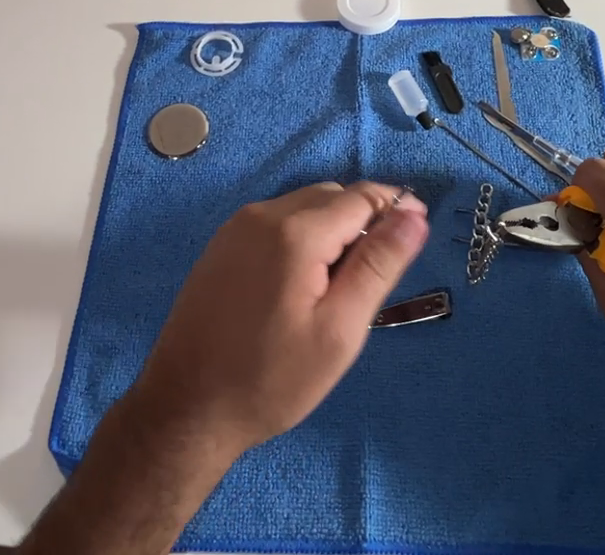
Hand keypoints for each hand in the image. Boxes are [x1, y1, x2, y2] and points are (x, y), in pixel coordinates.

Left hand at [123, 181, 428, 460]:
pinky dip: (302, 236)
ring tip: (339, 287)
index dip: (395, 208)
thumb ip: (379, 264)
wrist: (186, 407)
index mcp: (296, 230)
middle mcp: (264, 213)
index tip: (418, 231)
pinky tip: (301, 284)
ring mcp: (236, 226)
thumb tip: (413, 213)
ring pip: (303, 206)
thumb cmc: (272, 378)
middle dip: (363, 221)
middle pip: (331, 196)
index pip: (361, 196)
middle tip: (375, 277)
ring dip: (332, 229)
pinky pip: (277, 221)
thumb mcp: (340, 329)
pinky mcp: (222, 243)